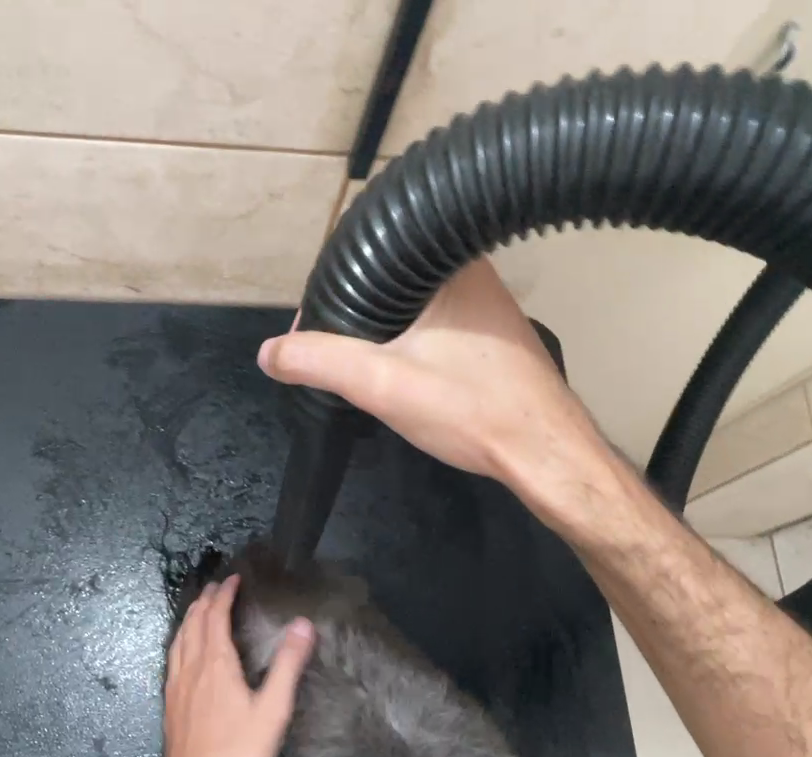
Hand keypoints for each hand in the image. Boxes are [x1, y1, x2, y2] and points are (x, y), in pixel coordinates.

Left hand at [158, 576, 315, 756]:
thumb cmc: (240, 755)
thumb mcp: (273, 710)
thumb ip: (288, 666)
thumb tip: (303, 624)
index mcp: (215, 665)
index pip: (215, 618)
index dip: (224, 595)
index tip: (233, 579)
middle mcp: (190, 670)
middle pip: (193, 625)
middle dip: (205, 602)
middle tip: (216, 587)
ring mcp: (175, 689)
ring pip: (178, 641)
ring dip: (189, 619)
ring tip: (198, 609)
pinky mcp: (169, 707)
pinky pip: (172, 660)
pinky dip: (180, 642)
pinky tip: (183, 653)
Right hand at [257, 259, 609, 493]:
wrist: (543, 452)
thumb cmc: (469, 409)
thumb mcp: (382, 384)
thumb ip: (320, 363)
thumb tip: (268, 353)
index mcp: (448, 260)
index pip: (370, 250)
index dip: (329, 286)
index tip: (310, 328)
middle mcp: (471, 268)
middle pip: (388, 277)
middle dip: (351, 311)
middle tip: (325, 350)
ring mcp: (485, 301)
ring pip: (409, 302)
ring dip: (378, 328)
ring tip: (352, 362)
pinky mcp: (490, 332)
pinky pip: (431, 322)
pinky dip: (405, 340)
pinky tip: (395, 368)